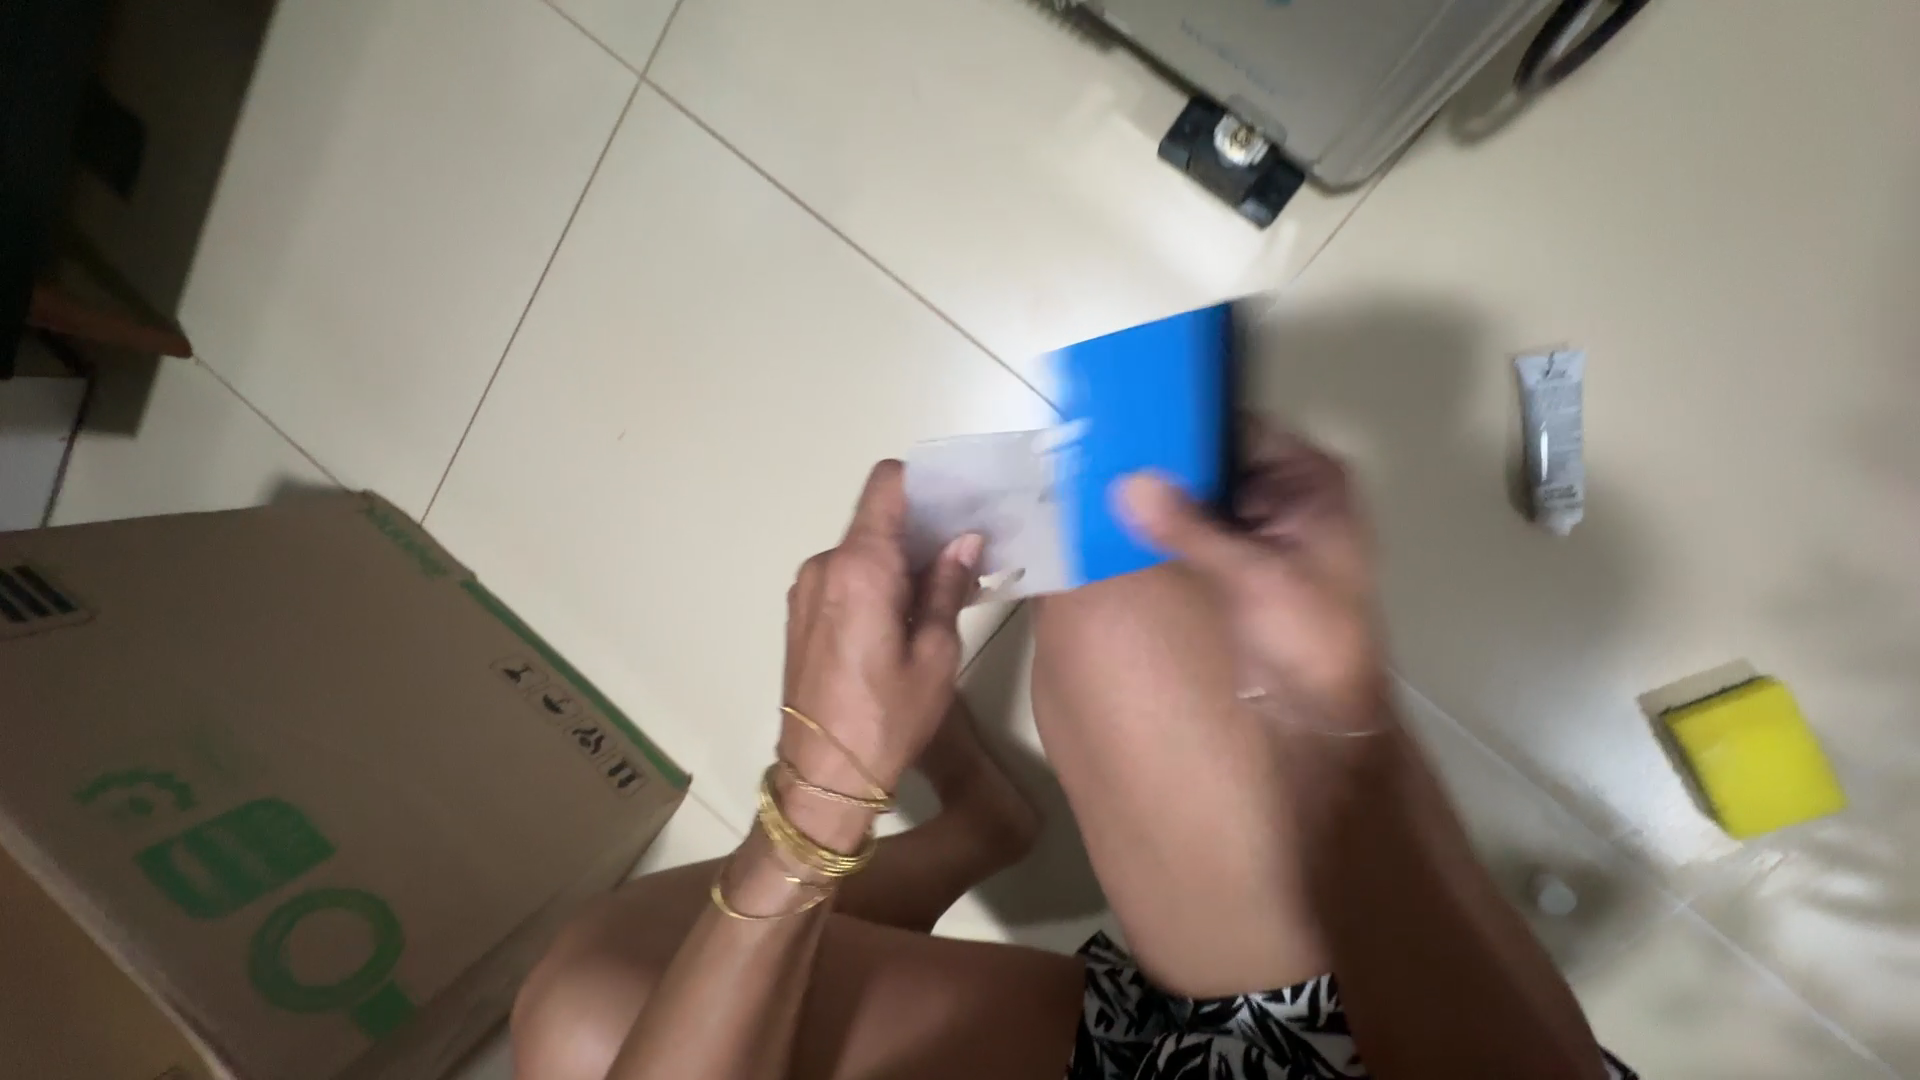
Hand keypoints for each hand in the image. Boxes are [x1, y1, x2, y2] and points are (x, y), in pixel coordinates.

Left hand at [780, 460, 982, 794]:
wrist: (823, 776)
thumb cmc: (888, 716)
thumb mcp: (935, 654)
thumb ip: (947, 586)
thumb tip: (965, 540)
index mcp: (859, 568)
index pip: (887, 485)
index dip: (924, 484)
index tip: (957, 506)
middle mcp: (824, 566)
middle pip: (876, 520)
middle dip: (920, 531)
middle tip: (963, 558)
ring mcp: (805, 590)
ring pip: (860, 551)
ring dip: (897, 562)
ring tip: (934, 599)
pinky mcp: (800, 613)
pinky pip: (843, 577)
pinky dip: (874, 582)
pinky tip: (899, 620)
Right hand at [1117, 420, 1389, 733]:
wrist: (1319, 714)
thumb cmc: (1310, 637)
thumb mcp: (1254, 577)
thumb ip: (1190, 528)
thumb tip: (1130, 484)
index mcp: (1307, 480)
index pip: (1238, 426)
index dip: (1185, 420)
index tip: (1126, 420)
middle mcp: (1281, 492)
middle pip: (1212, 457)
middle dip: (1162, 458)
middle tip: (1098, 448)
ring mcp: (1255, 526)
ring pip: (1196, 492)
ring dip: (1156, 492)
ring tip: (1095, 476)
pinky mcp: (1231, 557)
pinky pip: (1189, 526)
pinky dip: (1159, 524)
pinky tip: (1115, 519)